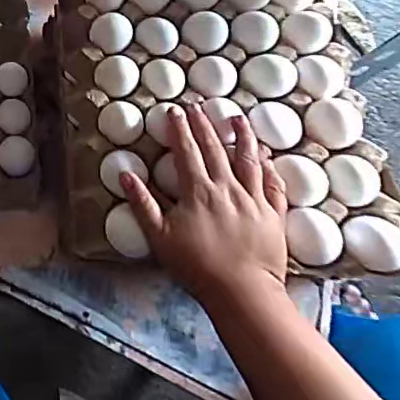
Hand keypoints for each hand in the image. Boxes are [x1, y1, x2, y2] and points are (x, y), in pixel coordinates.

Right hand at [120, 100, 290, 309]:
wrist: (243, 293)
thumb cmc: (198, 268)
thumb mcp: (160, 238)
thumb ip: (142, 204)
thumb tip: (125, 175)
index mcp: (198, 192)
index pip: (186, 152)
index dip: (180, 129)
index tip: (175, 111)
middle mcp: (226, 188)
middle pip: (214, 148)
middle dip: (204, 124)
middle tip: (198, 105)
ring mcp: (253, 199)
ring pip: (248, 159)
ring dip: (241, 135)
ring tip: (237, 117)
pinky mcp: (273, 214)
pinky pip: (273, 184)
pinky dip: (270, 167)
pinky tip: (267, 156)